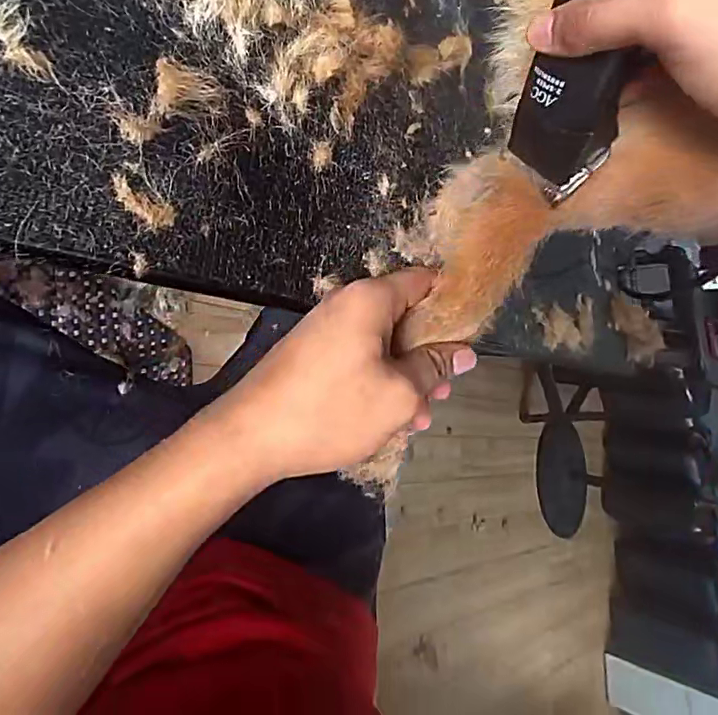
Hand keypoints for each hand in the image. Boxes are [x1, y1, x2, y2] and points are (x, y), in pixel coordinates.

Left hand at [196, 269, 476, 482]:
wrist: (247, 437)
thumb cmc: (327, 410)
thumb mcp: (398, 395)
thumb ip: (434, 369)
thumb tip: (463, 354)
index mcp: (369, 298)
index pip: (425, 280)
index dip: (453, 303)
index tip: (469, 333)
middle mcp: (347, 303)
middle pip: (405, 315)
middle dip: (428, 353)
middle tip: (443, 390)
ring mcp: (327, 327)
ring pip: (383, 342)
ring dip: (404, 374)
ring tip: (416, 415)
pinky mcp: (313, 352)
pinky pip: (358, 355)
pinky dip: (377, 379)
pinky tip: (384, 418)